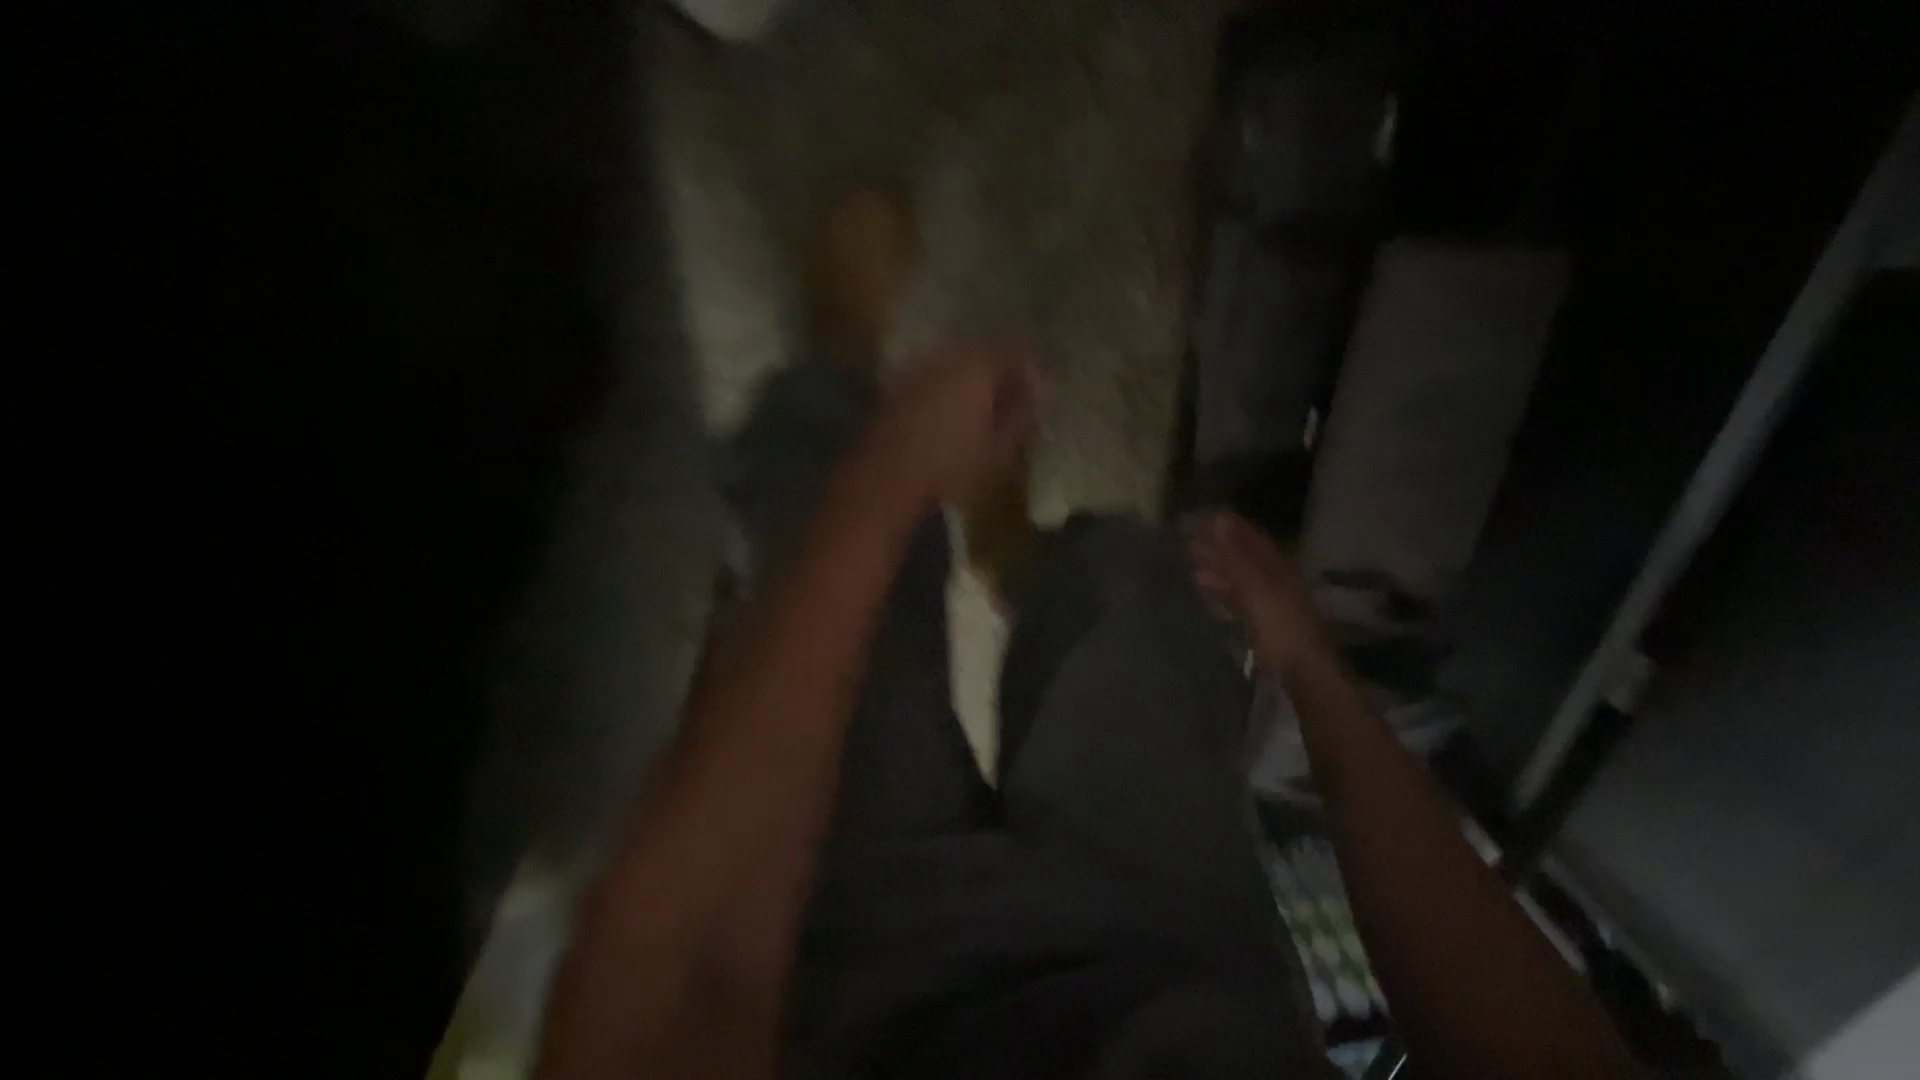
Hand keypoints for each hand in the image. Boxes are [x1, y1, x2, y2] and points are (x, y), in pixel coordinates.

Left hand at [867, 348, 1038, 505]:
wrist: (886, 479)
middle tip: (1010, 402)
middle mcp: (945, 360)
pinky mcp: (895, 391)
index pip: (1014, 356)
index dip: (1029, 374)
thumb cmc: (951, 466)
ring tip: (980, 413)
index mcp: (977, 368)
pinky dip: (944, 396)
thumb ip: (1020, 417)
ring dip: (968, 386)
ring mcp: (917, 373)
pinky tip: (948, 419)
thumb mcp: (999, 449)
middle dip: (998, 377)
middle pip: (981, 359)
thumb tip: (1034, 396)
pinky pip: (931, 385)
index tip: (1036, 394)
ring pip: (953, 370)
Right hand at [1182, 510, 1327, 670]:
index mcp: (1277, 567)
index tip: (1195, 515)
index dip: (1223, 524)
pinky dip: (1218, 587)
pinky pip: (1235, 596)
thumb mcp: (1259, 590)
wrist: (1303, 672)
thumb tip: (1220, 519)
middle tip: (1183, 534)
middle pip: (1241, 554)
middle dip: (1214, 542)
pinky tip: (1201, 584)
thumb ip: (1238, 558)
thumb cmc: (1283, 629)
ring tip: (1187, 555)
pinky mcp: (1258, 621)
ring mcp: (1266, 600)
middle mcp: (1273, 578)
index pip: (1247, 536)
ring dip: (1214, 564)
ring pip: (1237, 575)